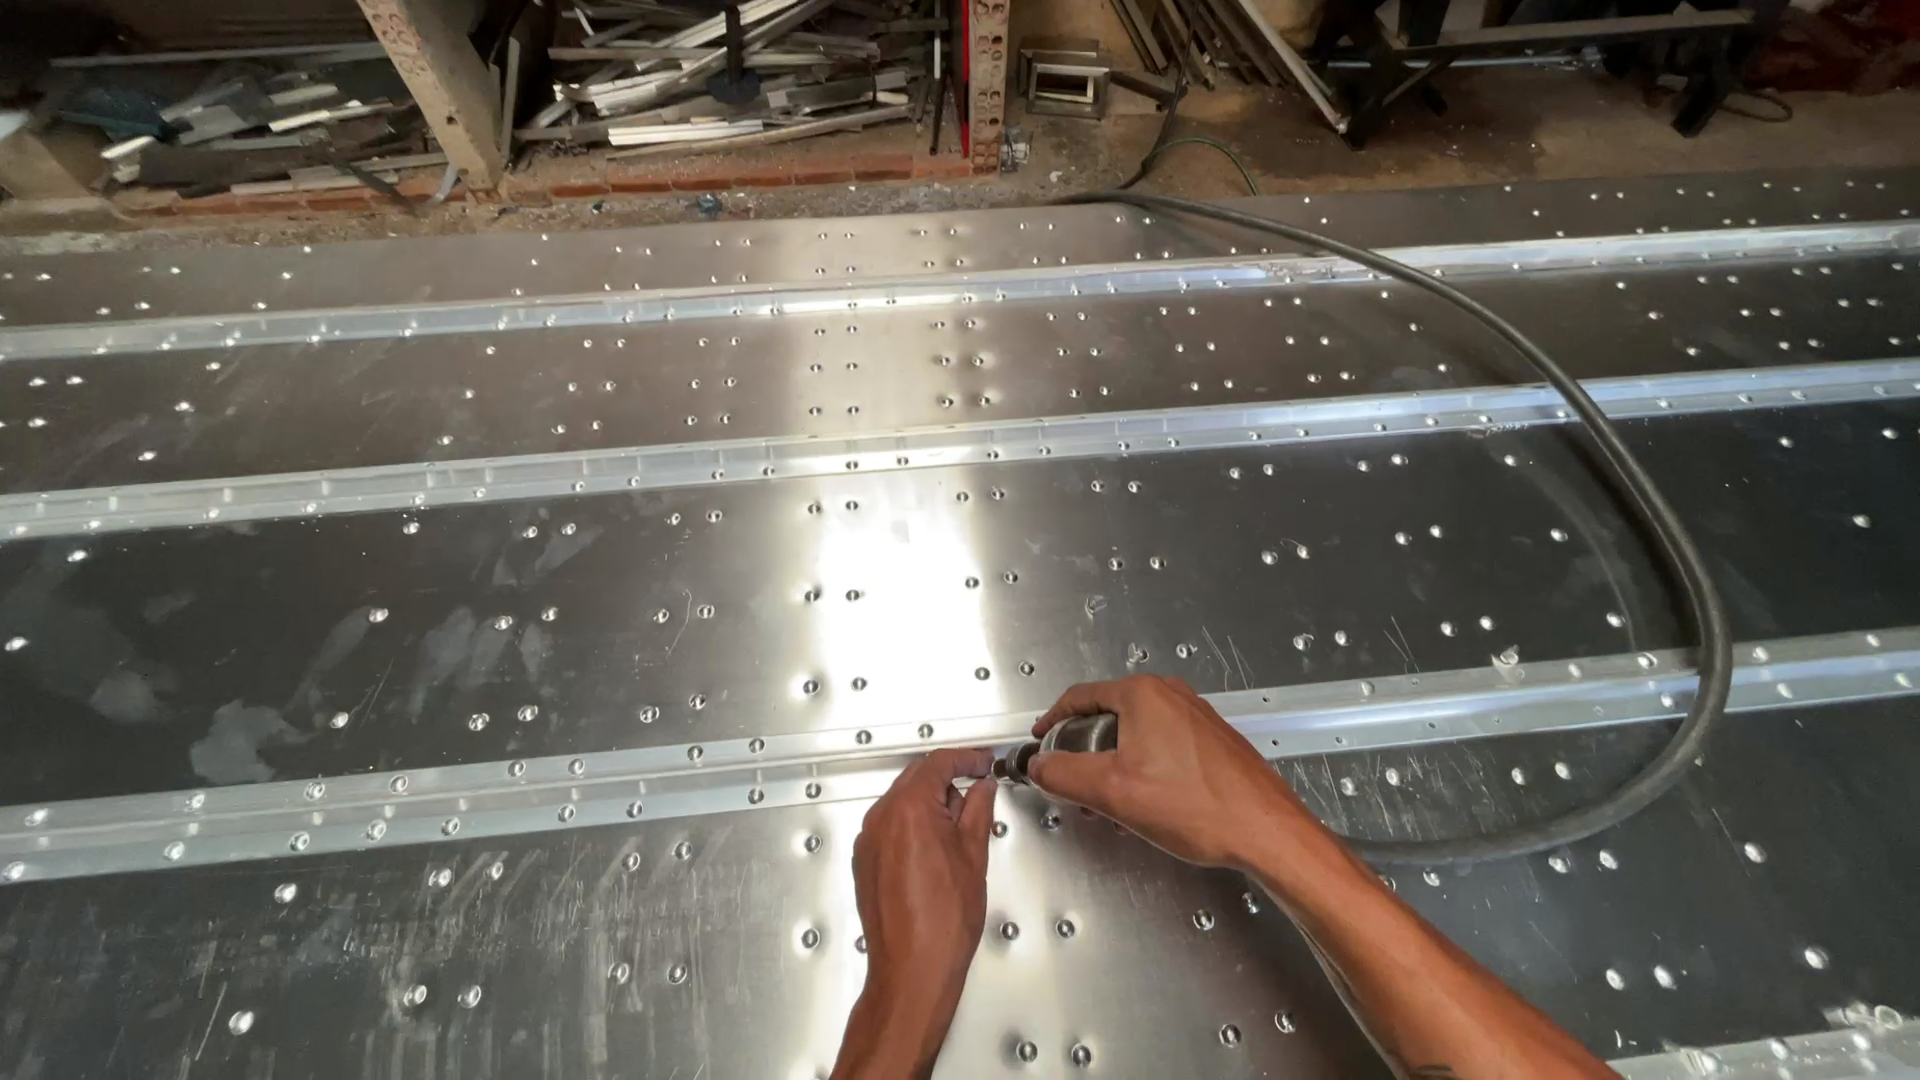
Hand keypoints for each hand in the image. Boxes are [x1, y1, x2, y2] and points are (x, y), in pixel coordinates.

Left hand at [833, 748, 997, 1079]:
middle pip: (917, 777)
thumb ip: (978, 810)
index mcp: (909, 809)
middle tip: (977, 785)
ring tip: (960, 824)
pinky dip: (913, 823)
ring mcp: (868, 840)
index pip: (938, 763)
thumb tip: (982, 788)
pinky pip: (890, 825)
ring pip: (903, 800)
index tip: (982, 762)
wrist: (912, 970)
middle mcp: (881, 818)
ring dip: (931, 801)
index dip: (966, 758)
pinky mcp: (865, 860)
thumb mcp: (974, 854)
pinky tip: (936, 844)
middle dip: (948, 777)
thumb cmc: (942, 923)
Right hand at [1029, 675, 1312, 869]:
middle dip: (1085, 750)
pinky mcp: (1211, 740)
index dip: (1053, 720)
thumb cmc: (1194, 806)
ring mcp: (1195, 715)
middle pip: (1108, 714)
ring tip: (1112, 802)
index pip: (1079, 696)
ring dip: (1114, 763)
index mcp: (1143, 694)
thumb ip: (1063, 773)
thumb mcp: (1111, 792)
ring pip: (1135, 733)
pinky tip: (1147, 803)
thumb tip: (1038, 763)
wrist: (1267, 832)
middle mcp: (1170, 695)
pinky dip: (1143, 766)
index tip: (1041, 740)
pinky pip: (1162, 745)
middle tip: (1075, 782)